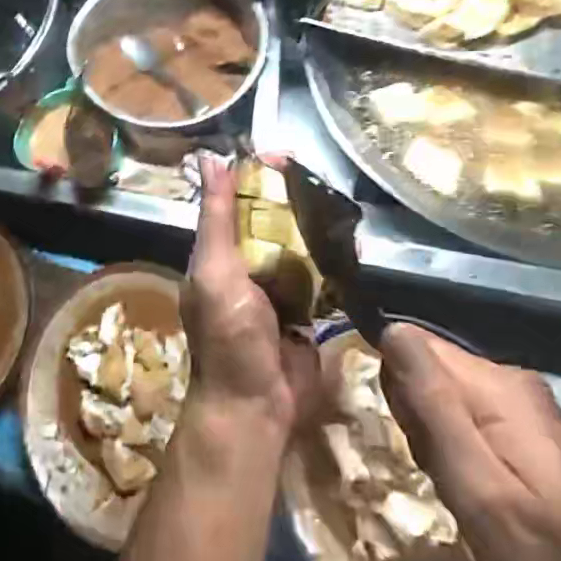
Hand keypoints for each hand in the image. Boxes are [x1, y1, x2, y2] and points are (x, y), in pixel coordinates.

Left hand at [183, 156, 318, 434]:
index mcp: (218, 253)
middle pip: (270, 222)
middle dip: (292, 199)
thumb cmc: (229, 335)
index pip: (235, 203)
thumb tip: (209, 160)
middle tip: (322, 176)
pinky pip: (319, 277)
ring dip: (315, 227)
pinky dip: (332, 261)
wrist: (256, 406)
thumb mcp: (215, 270)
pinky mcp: (305, 311)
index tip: (283, 155)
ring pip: (297, 246)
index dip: (255, 177)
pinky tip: (350, 241)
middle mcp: (245, 265)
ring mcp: (276, 289)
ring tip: (341, 200)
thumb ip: (216, 219)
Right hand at [377, 325, 560, 560]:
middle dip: (416, 413)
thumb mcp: (476, 483)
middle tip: (438, 467)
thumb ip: (433, 403)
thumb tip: (392, 328)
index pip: (413, 340)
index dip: (398, 382)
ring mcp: (523, 403)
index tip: (411, 431)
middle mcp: (510, 379)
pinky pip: (466, 414)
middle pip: (427, 367)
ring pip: (443, 393)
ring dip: (435, 436)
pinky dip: (456, 447)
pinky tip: (475, 485)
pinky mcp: (529, 428)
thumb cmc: (546, 550)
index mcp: (497, 384)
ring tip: (458, 483)